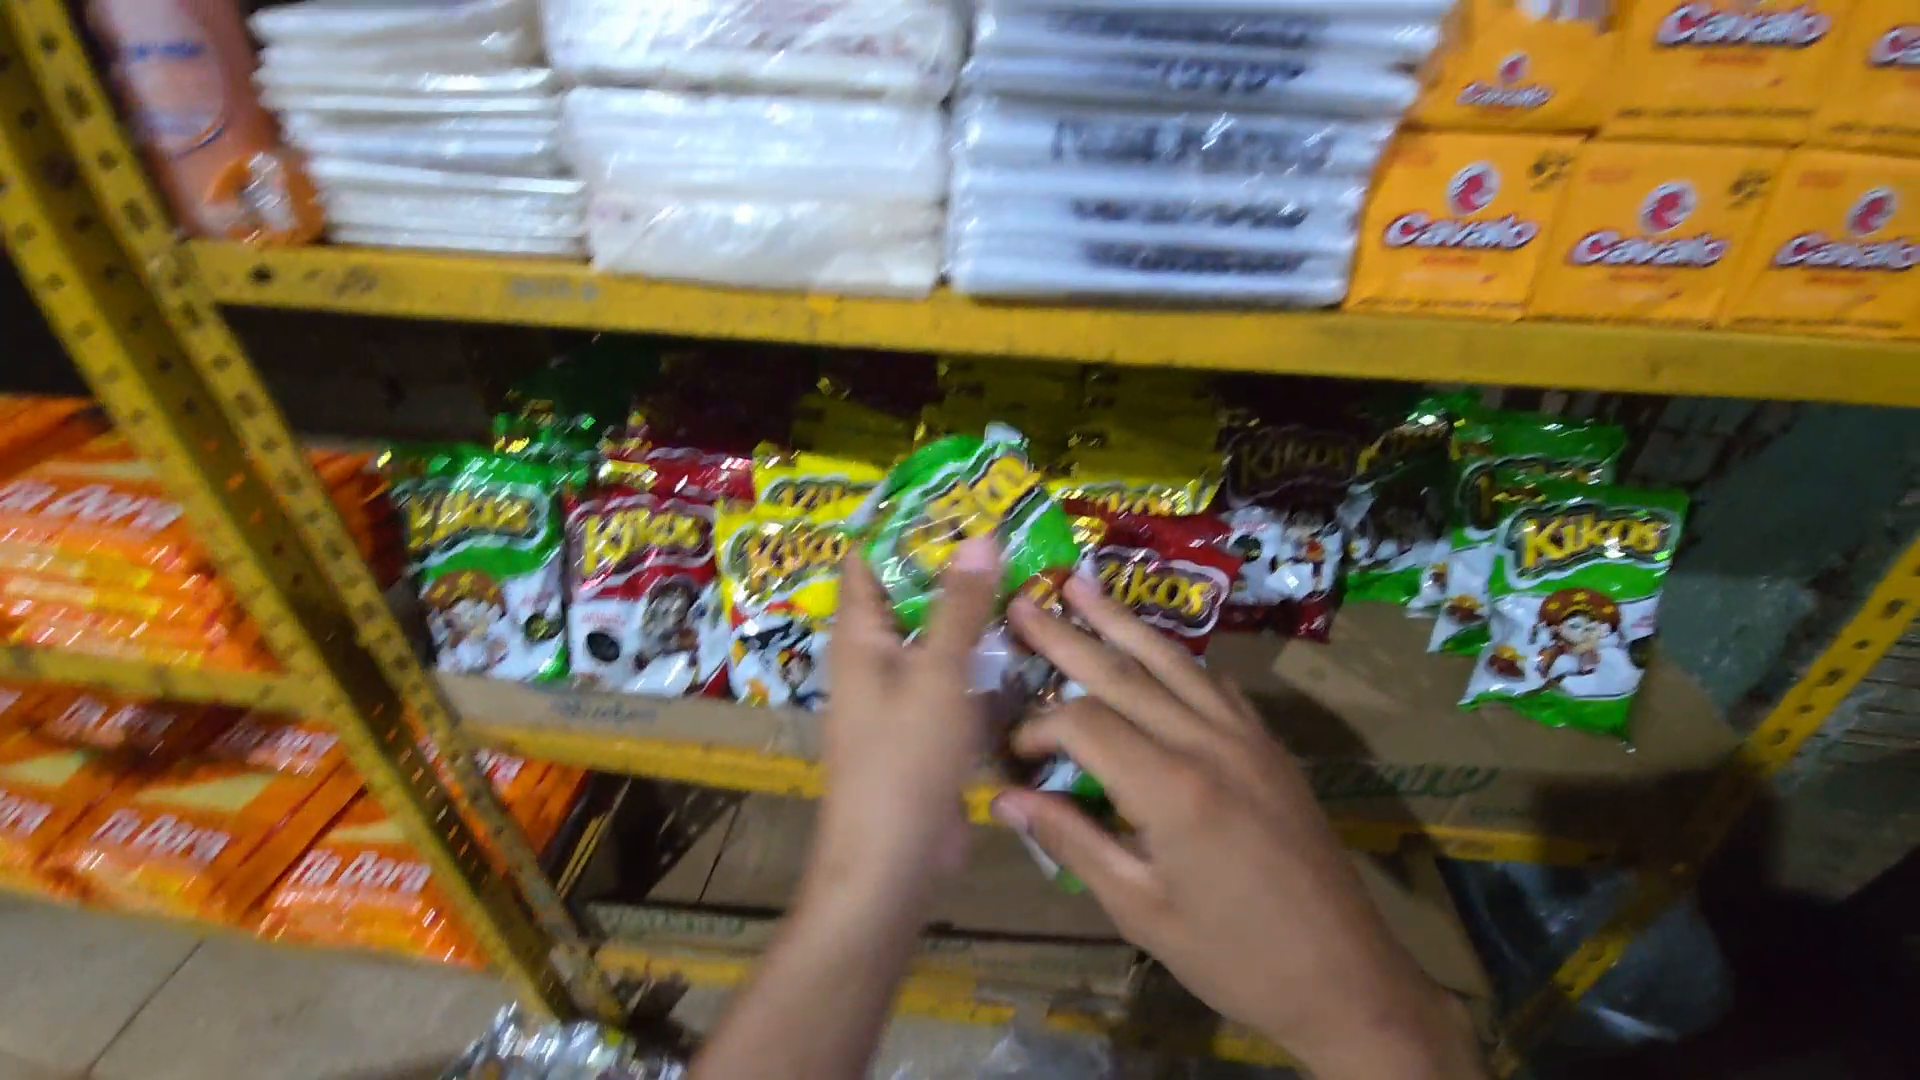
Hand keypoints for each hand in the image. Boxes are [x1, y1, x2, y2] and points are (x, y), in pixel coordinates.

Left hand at [806, 535, 1000, 908]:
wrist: (894, 860)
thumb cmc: (904, 758)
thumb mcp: (937, 673)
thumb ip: (959, 606)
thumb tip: (980, 535)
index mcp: (860, 634)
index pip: (870, 558)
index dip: (905, 524)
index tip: (956, 495)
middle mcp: (876, 655)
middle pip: (912, 593)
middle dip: (955, 565)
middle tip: (1010, 531)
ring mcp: (903, 692)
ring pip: (940, 635)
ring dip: (974, 612)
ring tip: (1027, 575)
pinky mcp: (929, 724)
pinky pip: (956, 676)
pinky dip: (983, 658)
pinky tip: (1026, 641)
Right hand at [999, 576, 1485, 1079]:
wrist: (1347, 978)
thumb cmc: (1234, 956)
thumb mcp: (1140, 910)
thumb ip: (1072, 842)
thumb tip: (1006, 799)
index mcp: (1171, 789)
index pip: (1085, 724)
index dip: (1038, 728)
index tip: (1013, 752)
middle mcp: (1208, 743)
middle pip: (1124, 672)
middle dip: (1067, 637)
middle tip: (1025, 602)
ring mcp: (1245, 737)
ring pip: (1172, 661)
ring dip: (1122, 622)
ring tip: (1083, 585)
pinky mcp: (1268, 744)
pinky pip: (1214, 683)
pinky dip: (1175, 657)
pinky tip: (1156, 646)